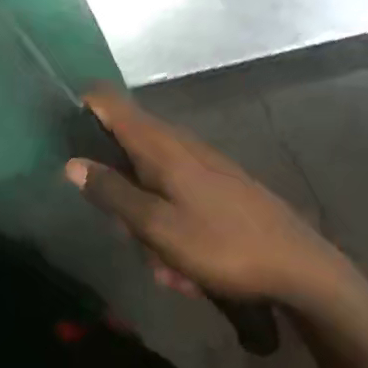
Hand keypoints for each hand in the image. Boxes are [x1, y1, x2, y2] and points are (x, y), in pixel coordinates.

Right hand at [67, 91, 361, 311]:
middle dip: (117, 189)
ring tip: (168, 268)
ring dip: (147, 219)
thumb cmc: (222, 244)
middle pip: (124, 145)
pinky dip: (171, 225)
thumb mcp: (157, 228)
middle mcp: (175, 140)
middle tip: (128, 235)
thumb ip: (112, 193)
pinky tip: (188, 266)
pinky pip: (175, 194)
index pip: (107, 98)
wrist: (300, 266)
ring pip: (150, 178)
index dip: (81, 106)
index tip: (66, 136)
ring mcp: (198, 160)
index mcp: (156, 142)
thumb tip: (71, 162)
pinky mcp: (216, 181)